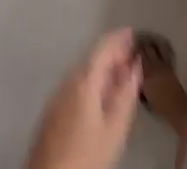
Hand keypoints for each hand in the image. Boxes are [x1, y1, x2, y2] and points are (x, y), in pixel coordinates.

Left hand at [27, 29, 142, 168]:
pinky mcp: (50, 115)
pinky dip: (90, 84)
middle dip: (111, 55)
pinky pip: (74, 88)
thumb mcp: (116, 126)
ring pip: (81, 74)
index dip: (118, 38)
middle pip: (90, 60)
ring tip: (120, 76)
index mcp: (83, 82)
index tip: (133, 32)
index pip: (101, 49)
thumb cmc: (88, 154)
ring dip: (101, 70)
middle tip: (131, 56)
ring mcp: (55, 99)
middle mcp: (66, 84)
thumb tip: (136, 66)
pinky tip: (100, 97)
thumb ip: (127, 92)